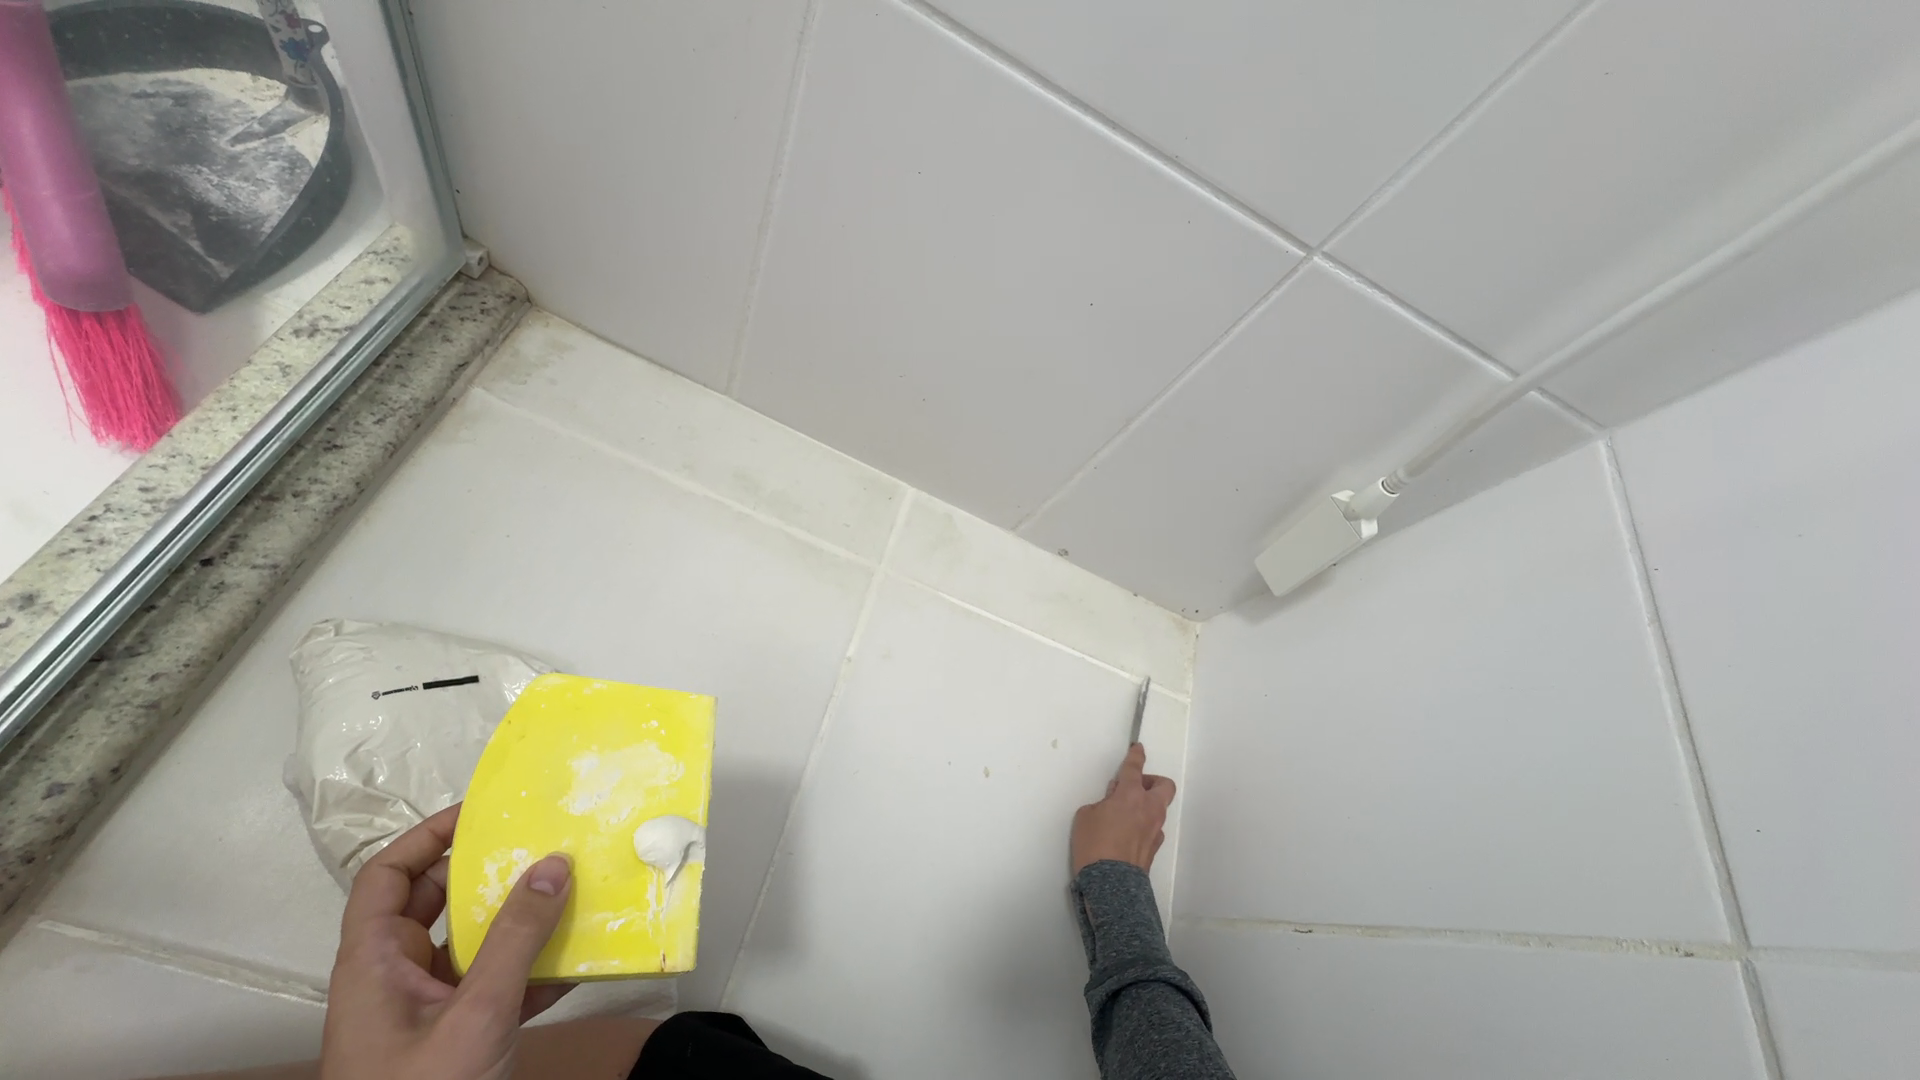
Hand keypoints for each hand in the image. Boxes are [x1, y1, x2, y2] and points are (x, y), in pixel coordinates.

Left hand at [320, 804, 574, 1079]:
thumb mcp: (475, 1015)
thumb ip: (516, 939)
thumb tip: (554, 863)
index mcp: (374, 964)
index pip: (385, 879)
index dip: (426, 838)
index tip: (482, 813)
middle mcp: (397, 977)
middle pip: (437, 903)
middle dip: (489, 873)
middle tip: (540, 844)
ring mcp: (430, 1008)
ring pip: (474, 942)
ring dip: (522, 919)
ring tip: (571, 888)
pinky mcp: (461, 1034)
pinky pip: (500, 982)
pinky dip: (536, 967)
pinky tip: (578, 957)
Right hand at [1071, 744, 1175, 874]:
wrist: (1111, 884)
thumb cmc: (1094, 844)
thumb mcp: (1086, 815)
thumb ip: (1101, 803)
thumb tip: (1111, 803)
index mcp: (1131, 795)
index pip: (1135, 768)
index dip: (1136, 755)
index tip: (1137, 748)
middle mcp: (1148, 808)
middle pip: (1164, 785)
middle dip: (1152, 781)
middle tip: (1133, 787)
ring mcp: (1155, 829)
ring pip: (1158, 808)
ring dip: (1145, 805)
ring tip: (1124, 814)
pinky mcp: (1154, 847)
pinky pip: (1153, 827)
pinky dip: (1143, 824)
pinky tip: (1127, 833)